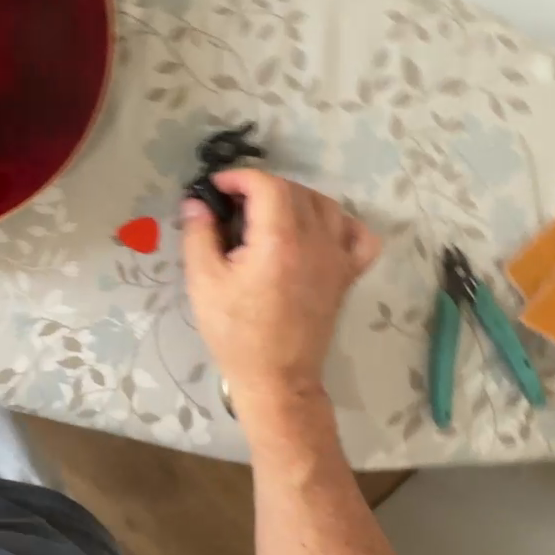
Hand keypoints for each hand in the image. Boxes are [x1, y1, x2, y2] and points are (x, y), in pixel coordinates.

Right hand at [181, 170, 379, 408]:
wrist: (275, 376)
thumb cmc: (234, 330)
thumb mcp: (203, 281)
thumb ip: (199, 234)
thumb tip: (197, 202)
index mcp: (279, 241)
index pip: (267, 185)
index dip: (239, 178)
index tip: (216, 189)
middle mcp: (316, 242)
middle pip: (295, 190)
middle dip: (260, 187)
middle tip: (231, 206)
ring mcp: (338, 258)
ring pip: (325, 205)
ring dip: (294, 199)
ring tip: (266, 216)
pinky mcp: (347, 274)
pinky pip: (357, 233)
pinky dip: (337, 222)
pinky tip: (315, 231)